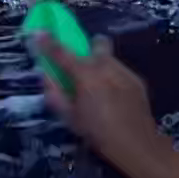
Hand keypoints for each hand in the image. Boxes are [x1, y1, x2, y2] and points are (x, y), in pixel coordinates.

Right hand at [33, 33, 169, 173]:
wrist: (138, 145)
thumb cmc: (98, 133)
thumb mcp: (69, 118)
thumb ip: (55, 94)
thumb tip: (46, 76)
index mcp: (85, 74)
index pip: (61, 52)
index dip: (48, 41)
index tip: (40, 32)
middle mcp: (105, 65)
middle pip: (97, 42)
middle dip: (90, 49)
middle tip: (85, 69)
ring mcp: (124, 70)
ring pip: (110, 58)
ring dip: (102, 67)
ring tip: (103, 91)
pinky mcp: (137, 79)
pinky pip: (121, 71)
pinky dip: (115, 79)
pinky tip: (117, 99)